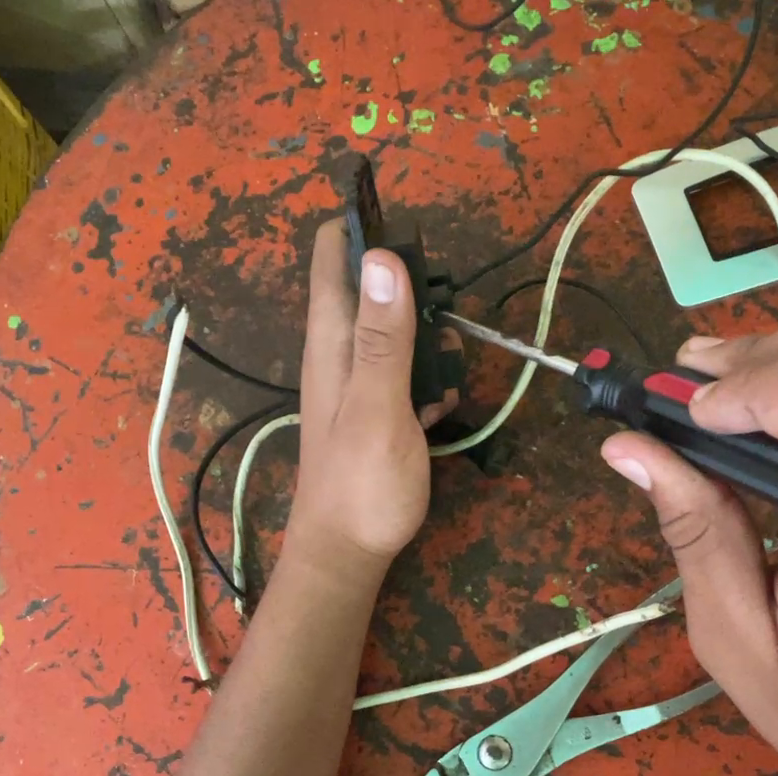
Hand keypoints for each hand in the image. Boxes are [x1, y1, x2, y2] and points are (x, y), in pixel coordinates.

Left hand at [284, 219, 431, 579]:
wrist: (348, 554)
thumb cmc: (363, 485)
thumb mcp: (378, 406)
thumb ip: (383, 338)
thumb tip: (382, 258)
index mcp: (332, 343)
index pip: (332, 259)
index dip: (359, 227)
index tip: (400, 219)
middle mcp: (339, 355)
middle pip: (368, 289)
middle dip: (406, 282)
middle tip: (438, 305)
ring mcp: (358, 385)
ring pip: (393, 332)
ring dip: (424, 335)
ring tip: (445, 363)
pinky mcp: (378, 413)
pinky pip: (404, 374)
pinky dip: (426, 376)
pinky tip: (442, 402)